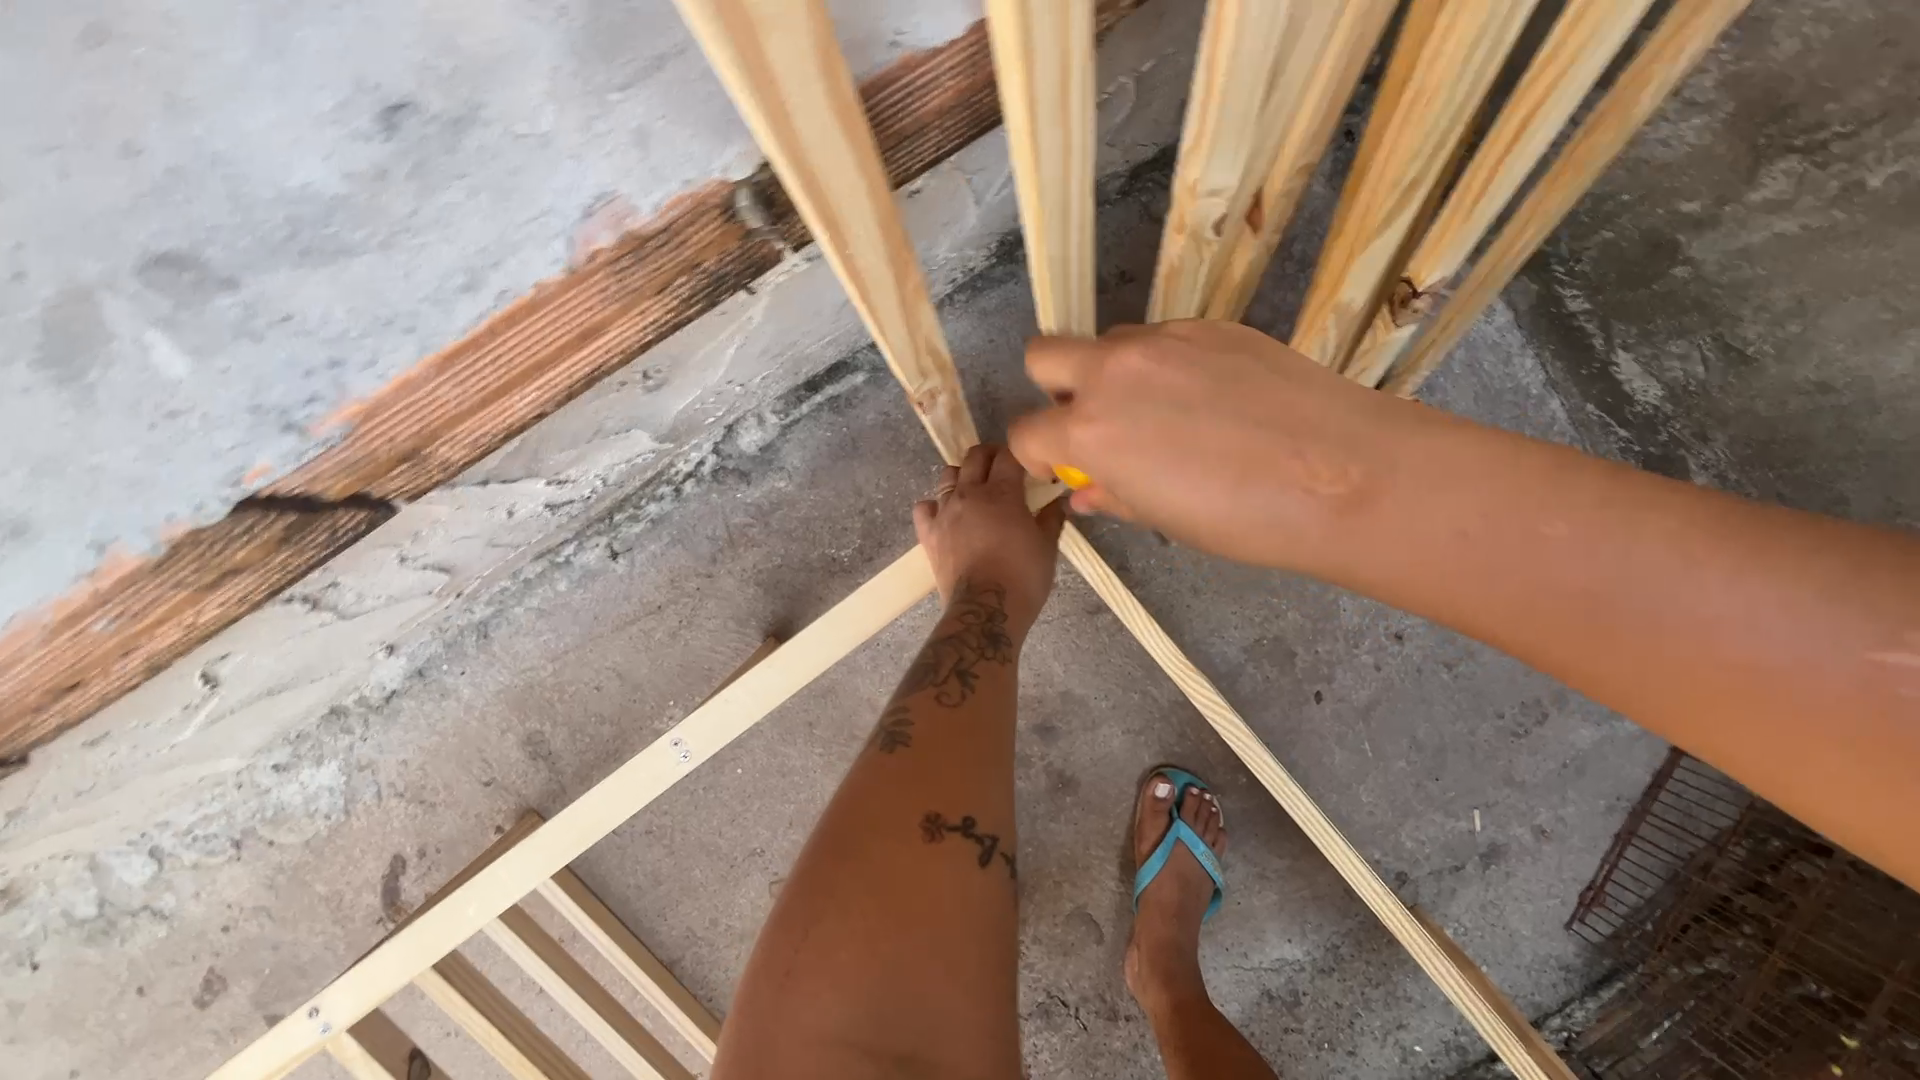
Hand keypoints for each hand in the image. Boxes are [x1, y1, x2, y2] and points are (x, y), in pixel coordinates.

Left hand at [913, 443, 1066, 636]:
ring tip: (974, 490)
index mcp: (1002, 492)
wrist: (986, 609)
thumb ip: (1052, 519)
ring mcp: (945, 512)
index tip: (1026, 463)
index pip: (1008, 456)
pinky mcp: (929, 534)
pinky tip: (945, 514)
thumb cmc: (1023, 577)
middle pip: (975, 457)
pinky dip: (933, 505)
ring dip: (962, 476)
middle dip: (990, 456)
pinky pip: (924, 507)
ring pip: (948, 476)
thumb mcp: (1046, 547)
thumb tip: (1060, 502)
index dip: (1018, 454)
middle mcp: (970, 494)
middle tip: (1002, 468)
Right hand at [1007, 320, 1418, 571]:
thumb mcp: (1162, 517)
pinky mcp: (1209, 324)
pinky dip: (1167, 364)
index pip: (1025, 432)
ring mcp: (1162, 340)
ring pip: (1109, 342)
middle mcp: (1113, 372)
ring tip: (1167, 412)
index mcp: (1089, 431)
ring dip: (1115, 373)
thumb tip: (1087, 490)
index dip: (1038, 455)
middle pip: (1044, 354)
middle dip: (1056, 388)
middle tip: (1096, 422)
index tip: (1063, 468)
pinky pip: (1163, 338)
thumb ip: (1111, 495)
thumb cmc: (1242, 517)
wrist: (1340, 473)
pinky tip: (1214, 398)